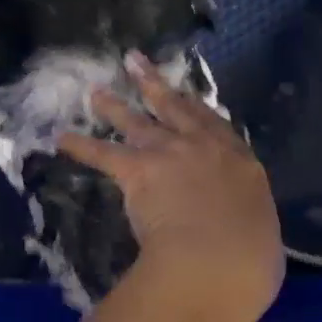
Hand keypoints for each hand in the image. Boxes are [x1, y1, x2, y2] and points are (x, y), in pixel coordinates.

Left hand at [57, 52, 284, 316]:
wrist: (217, 258)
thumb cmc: (249, 258)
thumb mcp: (259, 230)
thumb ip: (242, 218)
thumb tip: (235, 228)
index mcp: (241, 163)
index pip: (213, 125)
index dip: (193, 107)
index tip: (180, 94)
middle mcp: (203, 148)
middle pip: (173, 107)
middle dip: (153, 83)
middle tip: (134, 63)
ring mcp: (168, 153)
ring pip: (135, 122)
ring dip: (112, 106)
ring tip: (94, 93)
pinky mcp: (137, 169)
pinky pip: (102, 152)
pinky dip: (79, 145)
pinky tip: (61, 138)